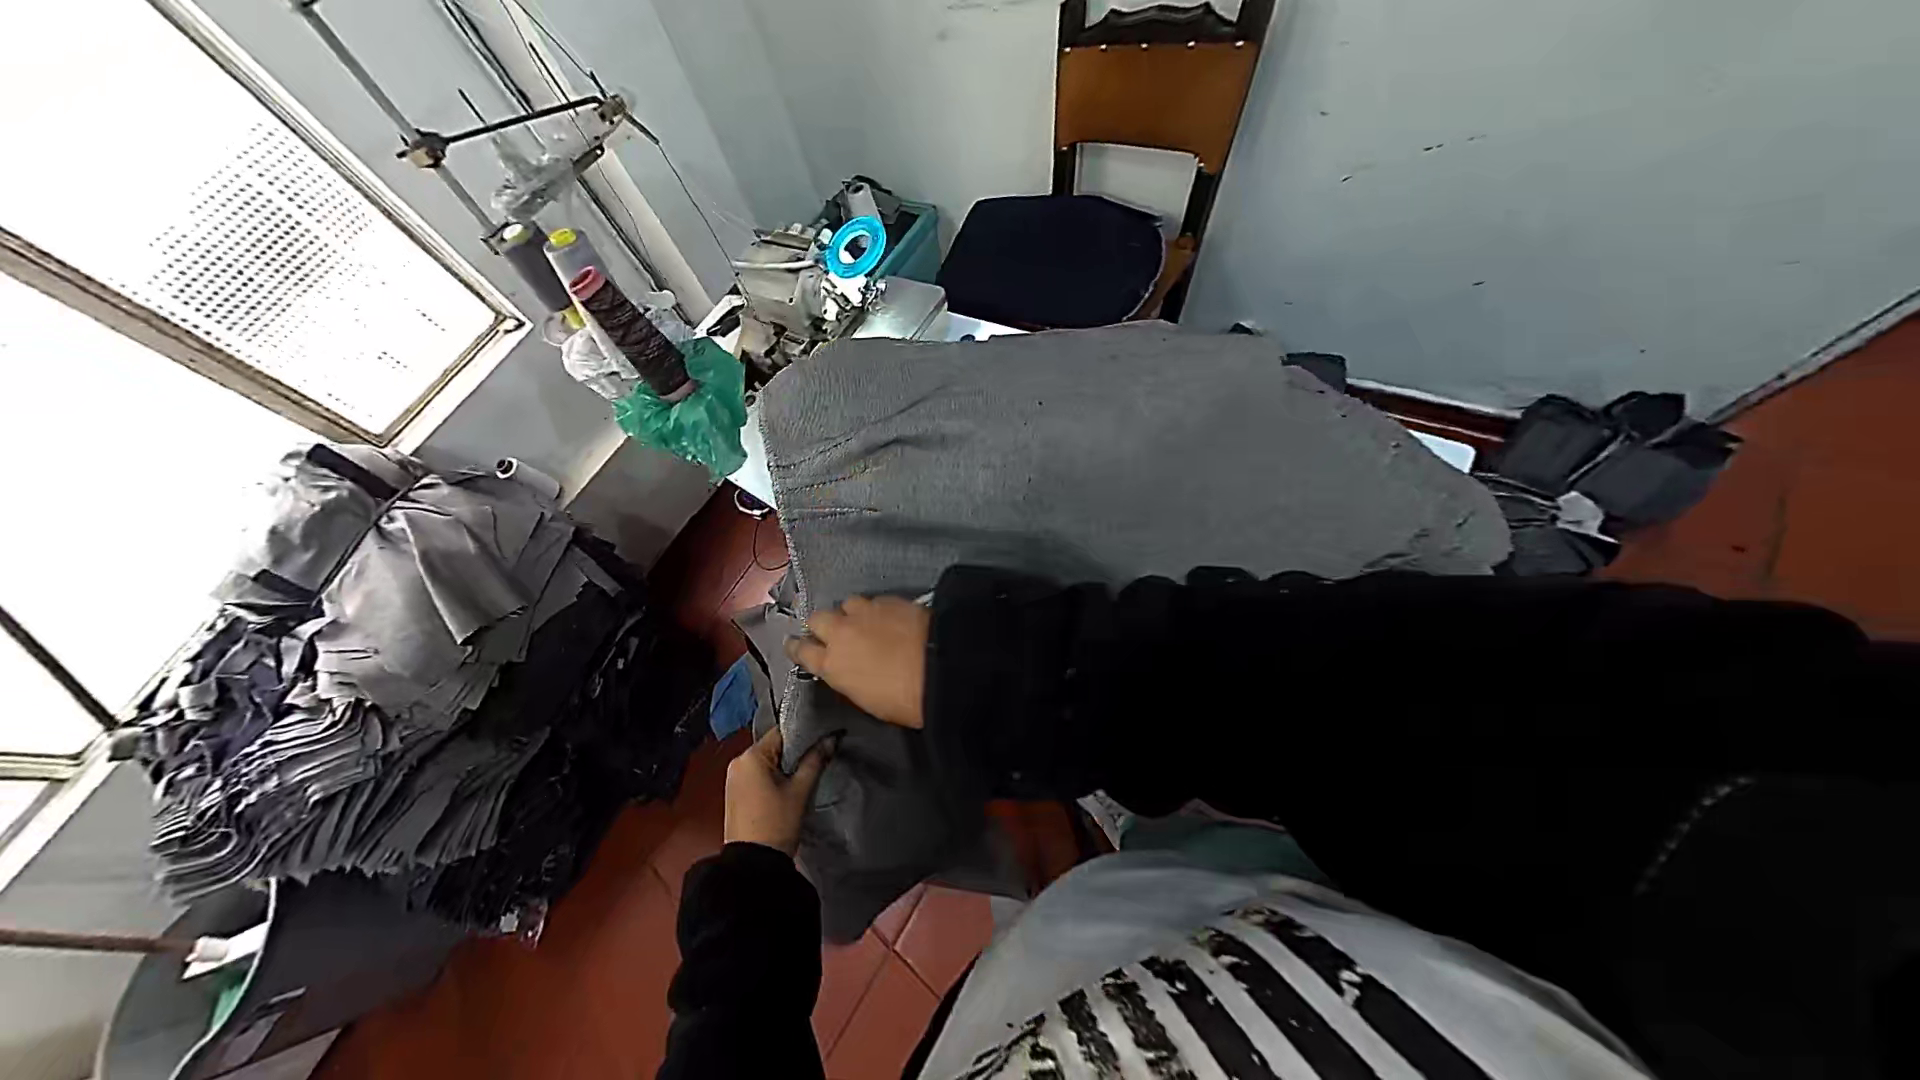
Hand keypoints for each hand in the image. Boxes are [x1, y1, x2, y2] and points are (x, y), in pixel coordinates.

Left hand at [723, 726, 832, 855]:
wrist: (752, 866)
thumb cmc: (777, 823)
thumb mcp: (800, 790)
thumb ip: (815, 760)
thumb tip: (832, 738)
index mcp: (750, 756)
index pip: (781, 732)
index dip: (803, 734)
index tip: (822, 739)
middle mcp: (737, 762)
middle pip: (773, 746)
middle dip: (794, 751)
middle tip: (818, 757)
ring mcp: (733, 778)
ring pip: (766, 761)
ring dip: (784, 765)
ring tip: (806, 772)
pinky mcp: (734, 793)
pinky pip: (758, 775)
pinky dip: (773, 776)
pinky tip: (788, 786)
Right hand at [784, 595, 928, 728]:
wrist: (940, 669)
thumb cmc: (905, 700)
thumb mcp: (868, 701)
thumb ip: (850, 681)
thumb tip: (848, 672)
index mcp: (832, 664)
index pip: (800, 650)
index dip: (796, 647)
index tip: (795, 645)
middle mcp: (842, 633)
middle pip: (817, 618)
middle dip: (821, 624)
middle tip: (831, 631)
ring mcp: (865, 612)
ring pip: (846, 604)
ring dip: (850, 613)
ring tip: (862, 621)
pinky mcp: (889, 600)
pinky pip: (874, 600)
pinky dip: (876, 608)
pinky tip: (887, 616)